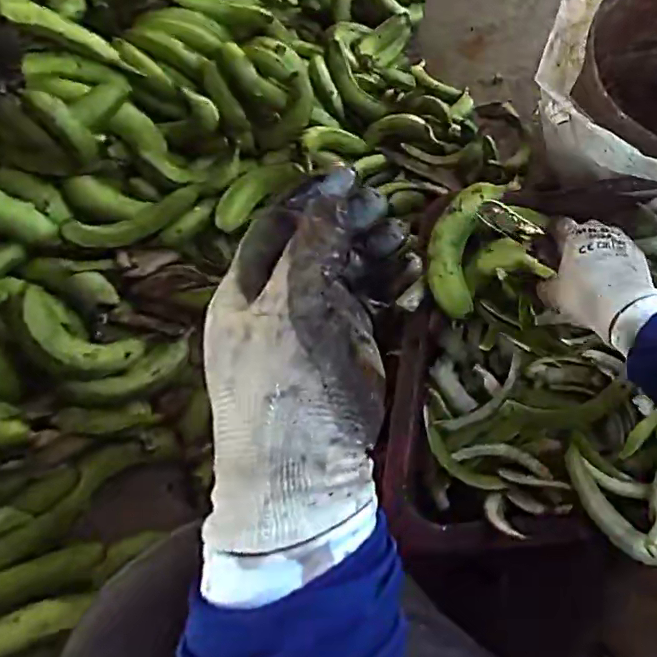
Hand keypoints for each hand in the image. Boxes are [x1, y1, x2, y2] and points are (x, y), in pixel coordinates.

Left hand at [200, 168, 400, 556]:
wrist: (303, 478)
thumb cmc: (287, 392)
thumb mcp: (293, 313)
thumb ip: (310, 251)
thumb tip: (331, 196)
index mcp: (248, 290)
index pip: (278, 225)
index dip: (313, 199)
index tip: (350, 178)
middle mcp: (280, 298)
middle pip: (318, 241)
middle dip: (351, 221)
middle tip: (386, 210)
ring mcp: (316, 319)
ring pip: (348, 266)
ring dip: (375, 249)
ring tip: (401, 242)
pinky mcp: (348, 340)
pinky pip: (369, 297)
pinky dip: (390, 282)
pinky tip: (408, 277)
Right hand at [537, 218, 656, 353]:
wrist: (626, 307)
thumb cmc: (583, 296)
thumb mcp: (555, 295)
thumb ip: (545, 285)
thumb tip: (541, 283)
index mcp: (572, 236)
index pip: (558, 224)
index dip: (553, 231)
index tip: (550, 241)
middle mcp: (596, 231)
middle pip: (584, 228)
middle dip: (578, 239)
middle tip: (573, 256)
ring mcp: (620, 239)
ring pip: (605, 236)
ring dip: (599, 246)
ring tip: (596, 265)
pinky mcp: (637, 252)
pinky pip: (622, 250)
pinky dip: (616, 257)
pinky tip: (615, 273)